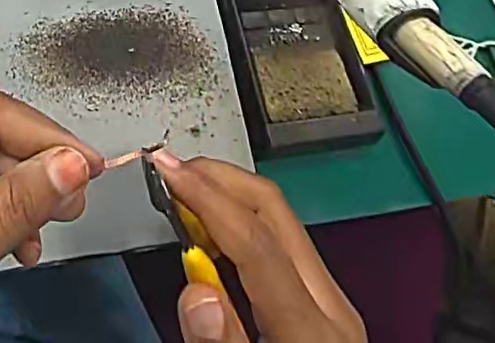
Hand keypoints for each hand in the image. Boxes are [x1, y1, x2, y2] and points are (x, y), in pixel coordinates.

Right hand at [151, 150, 365, 342]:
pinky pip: (278, 241)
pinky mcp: (324, 309)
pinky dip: (237, 220)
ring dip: (226, 192)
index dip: (204, 195)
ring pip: (278, 218)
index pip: (256, 242)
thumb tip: (196, 289)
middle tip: (168, 169)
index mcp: (315, 335)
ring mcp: (333, 305)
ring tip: (180, 193)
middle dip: (216, 177)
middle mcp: (332, 308)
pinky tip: (208, 233)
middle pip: (273, 210)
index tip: (162, 167)